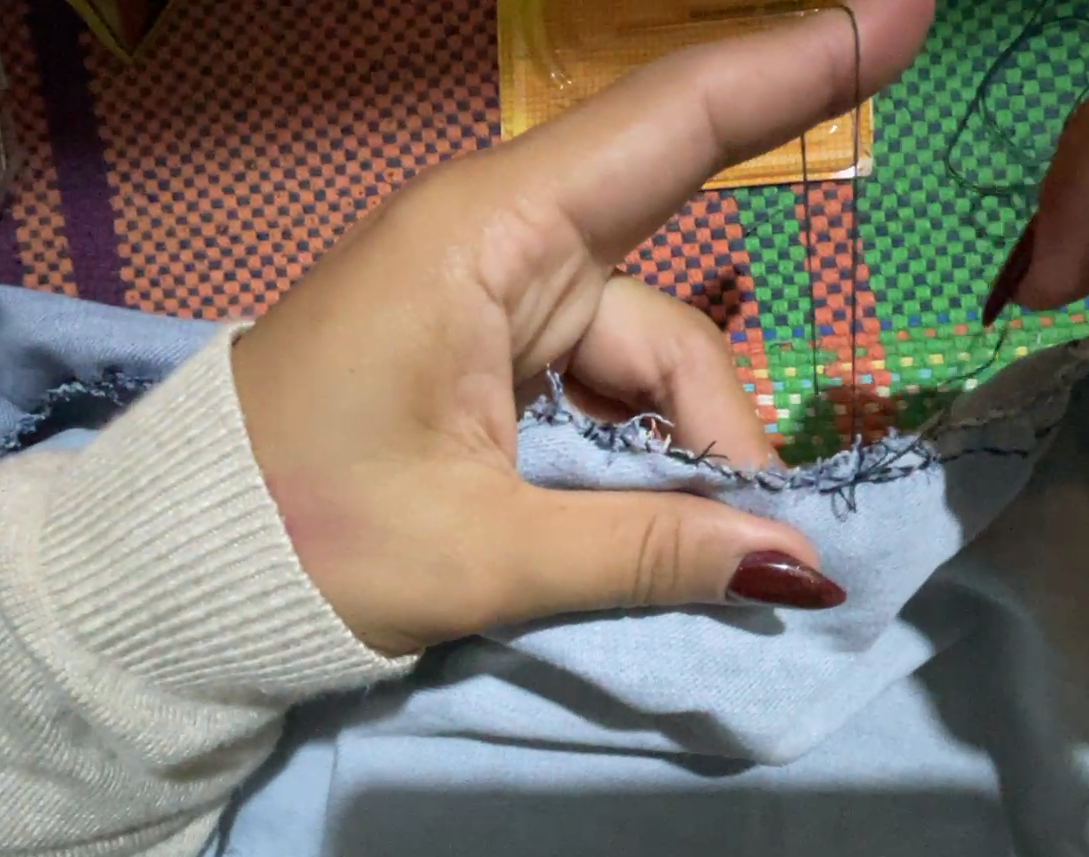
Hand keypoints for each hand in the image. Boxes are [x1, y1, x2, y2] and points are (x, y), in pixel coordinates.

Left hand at [230, 0, 933, 655]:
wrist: (185, 570)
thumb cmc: (308, 540)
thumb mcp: (486, 554)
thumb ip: (644, 551)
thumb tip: (793, 564)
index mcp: (480, 248)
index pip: (660, 132)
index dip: (790, 71)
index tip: (903, 14)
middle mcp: (491, 258)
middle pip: (662, 323)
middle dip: (713, 430)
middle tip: (747, 534)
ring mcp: (486, 315)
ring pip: (633, 371)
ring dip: (671, 458)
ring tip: (681, 545)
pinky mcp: (478, 368)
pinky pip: (590, 397)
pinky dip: (625, 458)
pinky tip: (629, 516)